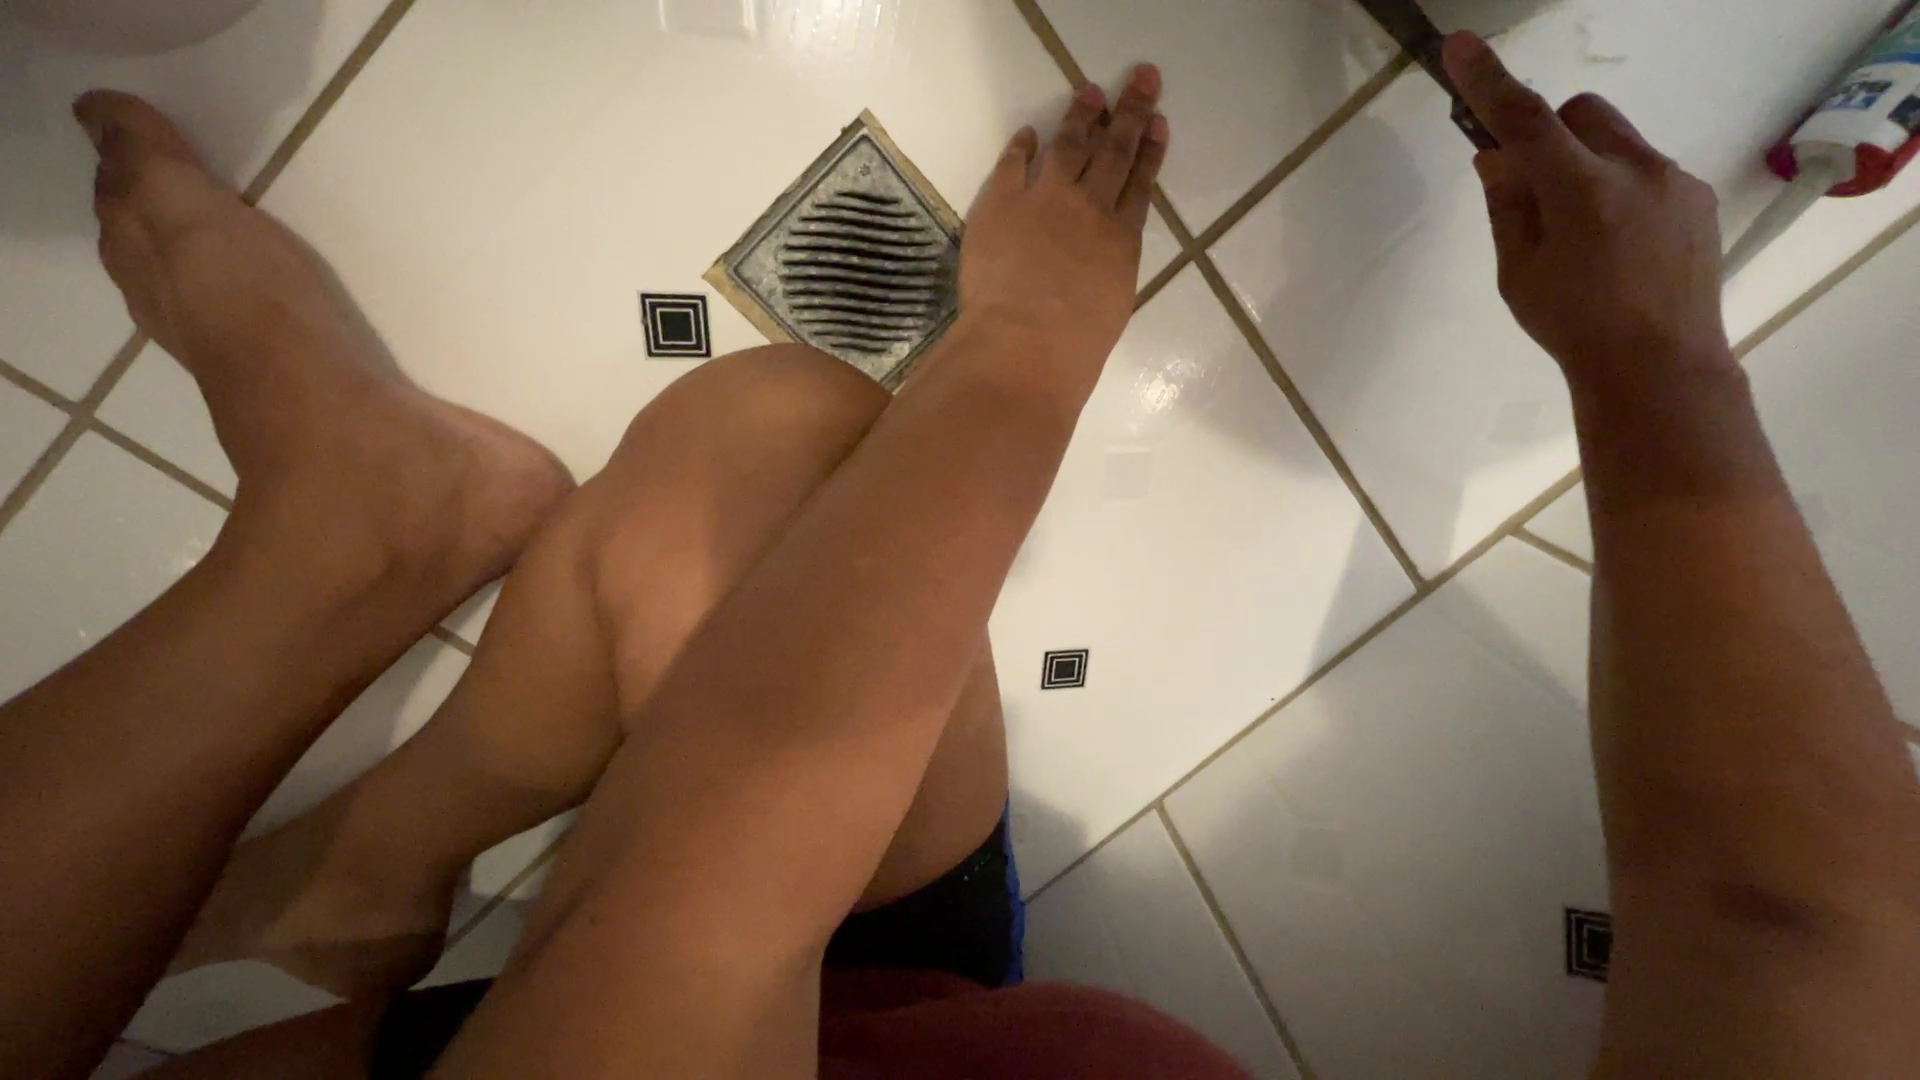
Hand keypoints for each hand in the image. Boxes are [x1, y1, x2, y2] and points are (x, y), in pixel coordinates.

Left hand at [959, 64, 1168, 364]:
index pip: (1140, 185)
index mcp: (1120, 241)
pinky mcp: (1000, 202)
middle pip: (1114, 152)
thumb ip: (1107, 274)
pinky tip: (1028, 134)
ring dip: (1080, 117)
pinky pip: (1013, 163)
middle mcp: (1089, 209)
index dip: (1149, 152)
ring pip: (1069, 146)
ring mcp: (1044, 199)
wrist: (1023, 346)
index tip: (1157, 123)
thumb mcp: (1109, 310)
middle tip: (1140, 81)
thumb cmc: (1071, 350)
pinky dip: (1022, 145)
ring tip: (1089, 94)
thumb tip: (1097, 262)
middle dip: (1129, 114)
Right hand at [1443, 34, 1733, 392]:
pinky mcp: (1695, 198)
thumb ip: (1508, 207)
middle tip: (1525, 185)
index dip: (1488, 84)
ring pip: (1615, 142)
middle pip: (1582, 112)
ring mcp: (1674, 181)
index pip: (1526, 121)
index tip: (1459, 48)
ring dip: (1580, 165)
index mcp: (1581, 191)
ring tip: (1573, 234)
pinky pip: (1644, 171)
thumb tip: (1496, 157)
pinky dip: (1612, 189)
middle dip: (1547, 131)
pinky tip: (1609, 246)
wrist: (1657, 363)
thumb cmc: (1570, 324)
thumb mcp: (1517, 272)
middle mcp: (1636, 169)